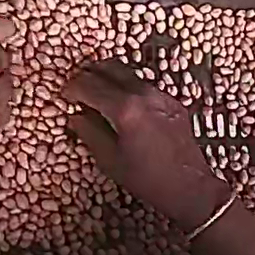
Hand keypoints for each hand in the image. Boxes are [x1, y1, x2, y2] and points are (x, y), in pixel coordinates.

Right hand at [62, 60, 229, 228]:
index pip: (89, 85)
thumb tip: (76, 116)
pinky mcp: (173, 102)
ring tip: (97, 94)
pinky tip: (123, 106)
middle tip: (78, 86)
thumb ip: (90, 132)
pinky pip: (145, 87)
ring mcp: (161, 96)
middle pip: (110, 68)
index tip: (65, 95)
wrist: (189, 187)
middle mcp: (144, 95)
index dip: (73, 88)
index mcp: (125, 109)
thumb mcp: (110, 160)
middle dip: (89, 74)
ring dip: (109, 78)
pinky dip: (128, 89)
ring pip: (129, 74)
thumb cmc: (147, 179)